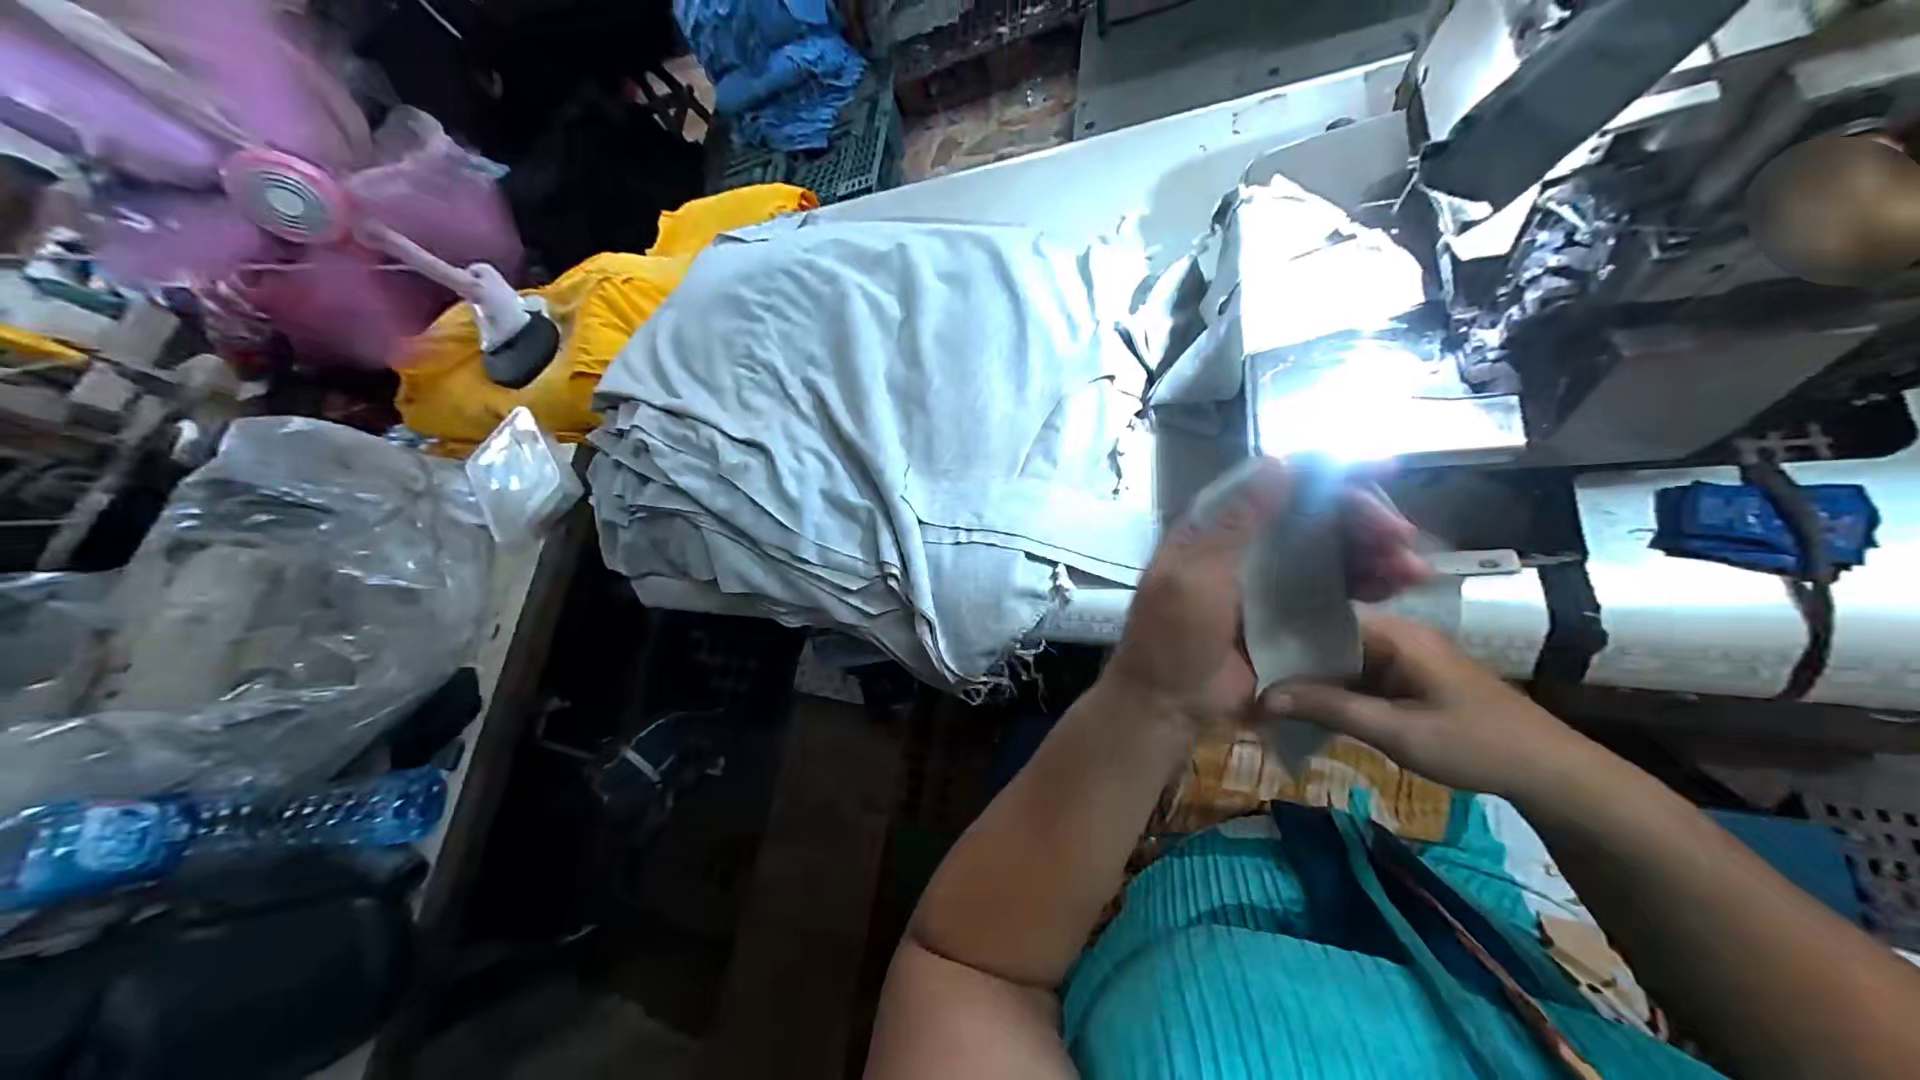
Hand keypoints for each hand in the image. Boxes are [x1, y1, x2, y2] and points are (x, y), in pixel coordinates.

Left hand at [1104, 460, 1428, 727]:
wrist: (1171, 701)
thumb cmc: (1172, 637)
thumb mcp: (1194, 577)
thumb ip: (1235, 525)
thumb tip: (1279, 465)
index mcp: (1216, 529)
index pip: (1275, 485)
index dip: (1325, 474)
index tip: (1380, 468)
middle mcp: (1248, 547)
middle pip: (1312, 516)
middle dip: (1362, 518)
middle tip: (1400, 536)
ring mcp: (1272, 580)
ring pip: (1332, 549)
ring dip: (1375, 551)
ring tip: (1412, 568)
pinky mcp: (1292, 613)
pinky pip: (1337, 587)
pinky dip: (1370, 582)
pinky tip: (1401, 584)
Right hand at [1261, 613, 1597, 799]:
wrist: (1553, 775)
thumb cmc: (1476, 746)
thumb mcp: (1396, 731)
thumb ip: (1329, 708)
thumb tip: (1262, 696)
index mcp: (1396, 634)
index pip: (1323, 621)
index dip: (1282, 637)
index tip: (1243, 655)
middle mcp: (1397, 636)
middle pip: (1328, 641)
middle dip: (1290, 663)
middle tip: (1245, 680)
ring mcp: (1403, 658)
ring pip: (1340, 661)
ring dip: (1309, 680)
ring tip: (1263, 695)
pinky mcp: (1408, 680)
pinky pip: (1357, 678)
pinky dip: (1331, 692)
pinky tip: (1303, 708)